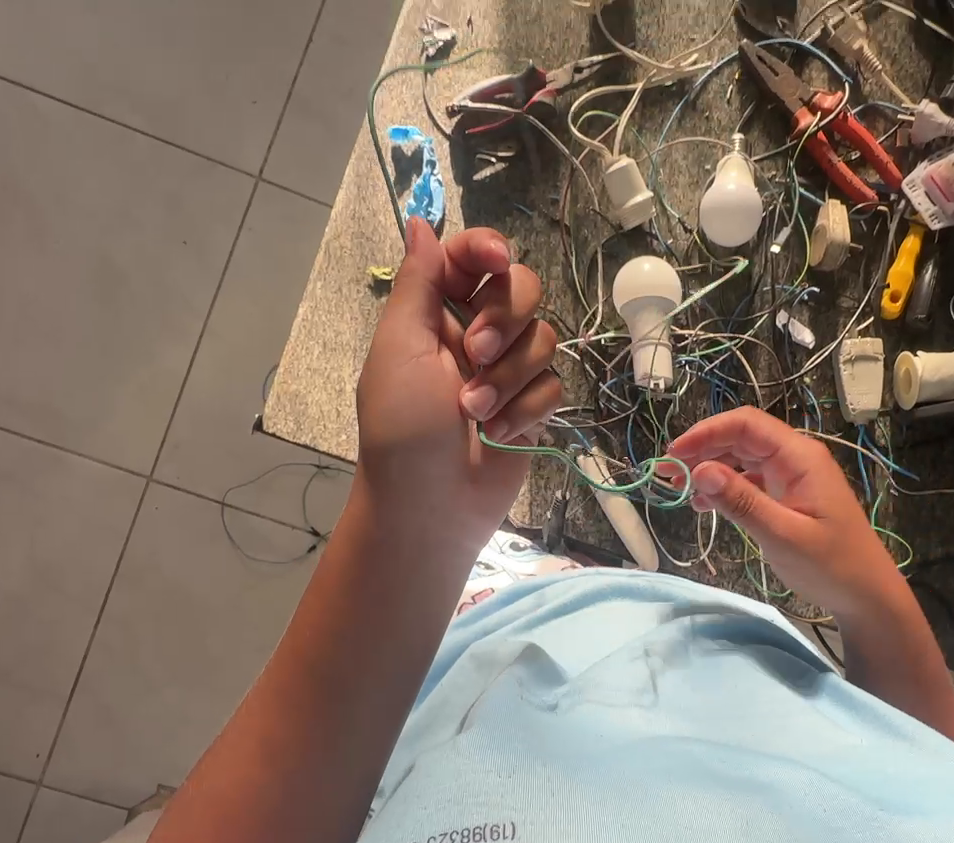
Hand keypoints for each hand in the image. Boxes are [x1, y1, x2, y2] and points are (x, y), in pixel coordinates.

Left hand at [355, 218, 561, 551]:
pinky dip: (527, 409)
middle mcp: (475, 336)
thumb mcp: (399, 349)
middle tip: (476, 354)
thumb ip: (418, 284)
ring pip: (543, 340)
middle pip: (522, 290)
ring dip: (510, 378)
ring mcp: (507, 373)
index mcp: (435, 315)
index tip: (498, 263)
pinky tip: (500, 434)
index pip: (472, 260)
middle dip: (505, 321)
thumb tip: (420, 222)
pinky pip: (553, 386)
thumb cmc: (402, 429)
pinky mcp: (532, 408)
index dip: (488, 251)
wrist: (430, 508)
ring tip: (476, 413)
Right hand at [669, 407, 905, 620]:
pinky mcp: (786, 497)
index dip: (706, 433)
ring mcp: (791, 478)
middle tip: (667, 474)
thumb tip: (700, 470)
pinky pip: (749, 482)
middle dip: (702, 451)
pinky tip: (703, 505)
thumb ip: (742, 502)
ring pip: (741, 460)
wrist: (866, 594)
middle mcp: (794, 459)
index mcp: (799, 457)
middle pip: (740, 438)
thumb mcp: (782, 535)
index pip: (746, 425)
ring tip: (678, 489)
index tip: (674, 454)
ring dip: (709, 469)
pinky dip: (724, 489)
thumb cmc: (831, 565)